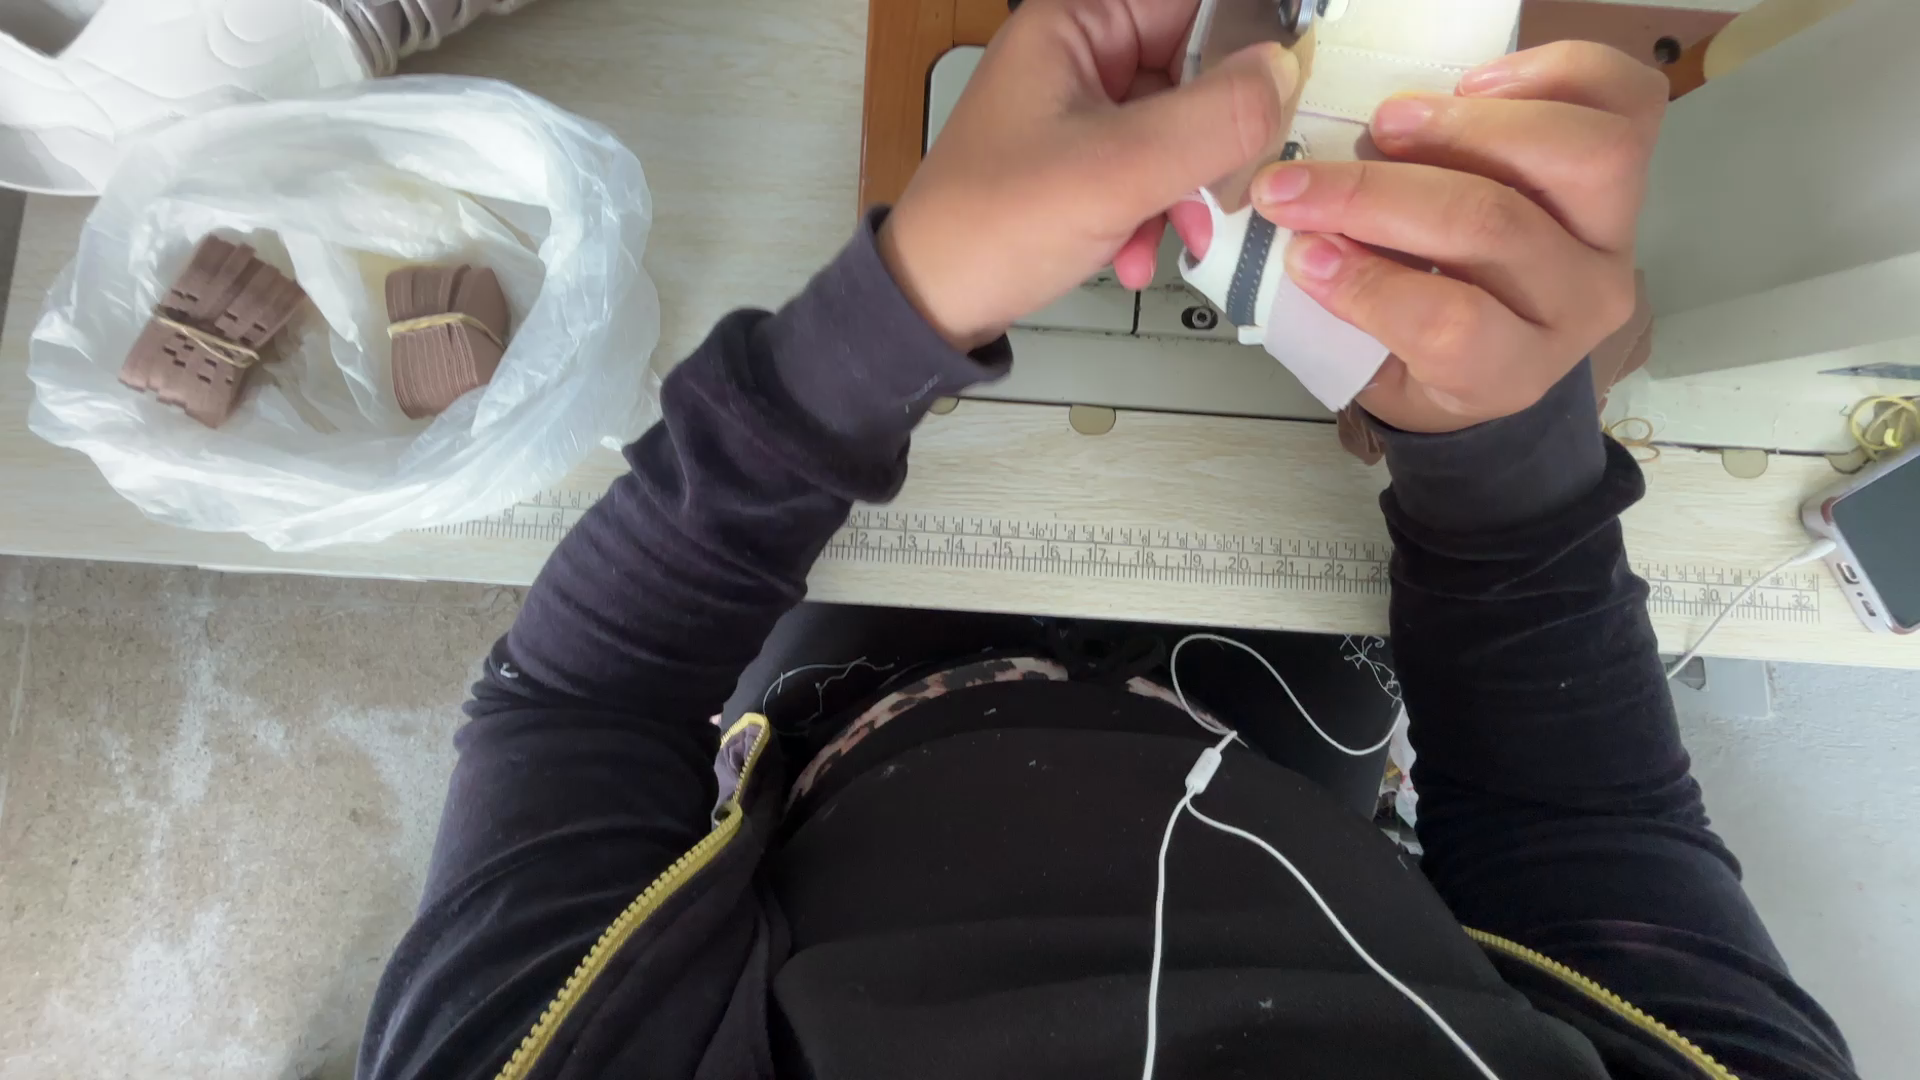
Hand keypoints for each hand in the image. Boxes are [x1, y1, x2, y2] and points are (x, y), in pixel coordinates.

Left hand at [879, 0, 1301, 349]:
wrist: (932, 306)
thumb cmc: (996, 229)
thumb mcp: (1116, 171)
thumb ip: (1213, 119)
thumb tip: (1284, 75)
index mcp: (1075, 24)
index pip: (1191, 3)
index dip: (1246, 42)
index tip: (1277, 98)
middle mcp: (1074, 60)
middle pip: (1186, 72)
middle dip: (1211, 142)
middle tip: (1228, 189)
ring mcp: (1070, 119)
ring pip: (1166, 134)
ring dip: (1181, 193)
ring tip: (1177, 240)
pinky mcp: (1069, 170)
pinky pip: (1135, 176)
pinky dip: (1146, 217)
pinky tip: (1134, 259)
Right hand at [1246, 42, 1663, 431]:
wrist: (1490, 360)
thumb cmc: (1416, 370)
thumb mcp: (1370, 373)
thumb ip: (1346, 317)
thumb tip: (1306, 241)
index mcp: (1504, 375)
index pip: (1447, 324)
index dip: (1366, 284)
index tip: (1296, 253)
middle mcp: (1576, 305)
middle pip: (1491, 228)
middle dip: (1376, 197)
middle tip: (1297, 182)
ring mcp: (1614, 237)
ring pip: (1578, 156)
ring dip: (1467, 127)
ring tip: (1387, 121)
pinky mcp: (1631, 177)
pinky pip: (1624, 103)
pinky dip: (1554, 75)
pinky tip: (1471, 86)